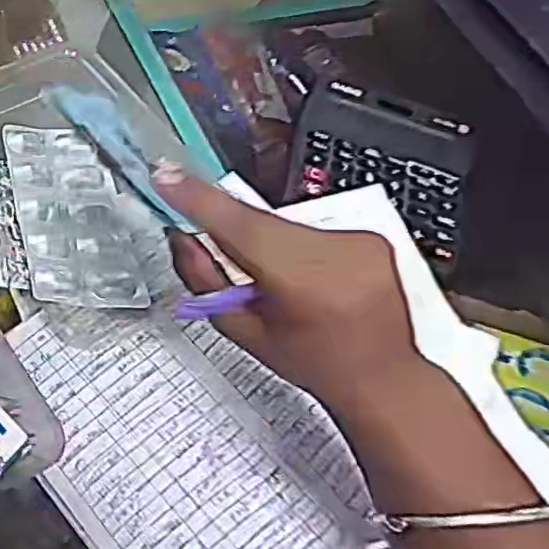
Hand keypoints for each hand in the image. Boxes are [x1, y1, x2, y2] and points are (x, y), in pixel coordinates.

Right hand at [156, 163, 436, 414]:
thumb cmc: (311, 358)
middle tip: (215, 253)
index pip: (239, 227)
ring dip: (256, 239)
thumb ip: (204, 278)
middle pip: (256, 222)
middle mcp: (340, 256)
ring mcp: (360, 242)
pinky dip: (284, 242)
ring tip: (270, 281)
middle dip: (224, 228)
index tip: (167, 177)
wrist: (381, 372)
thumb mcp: (239, 328)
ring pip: (277, 223)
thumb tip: (182, 238)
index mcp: (306, 285)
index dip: (198, 199)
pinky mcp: (369, 235)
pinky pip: (303, 226)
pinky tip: (295, 273)